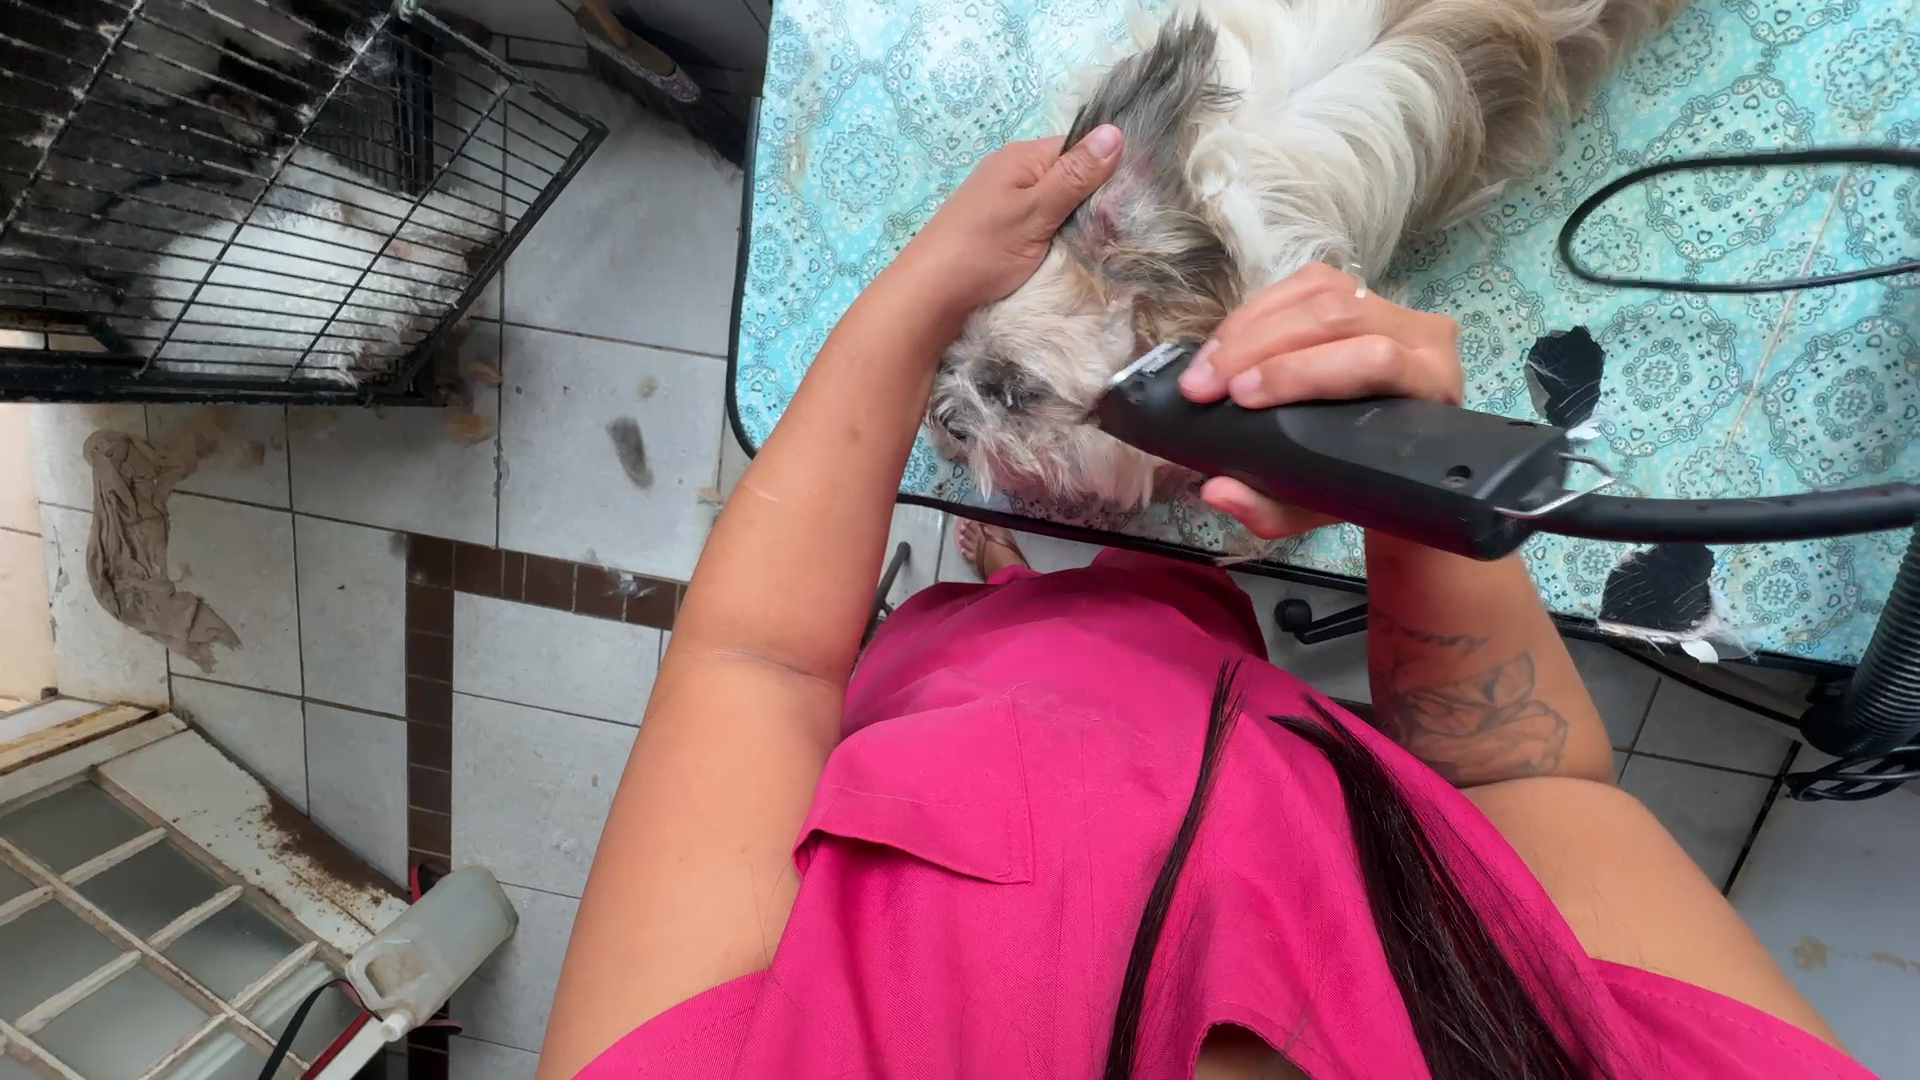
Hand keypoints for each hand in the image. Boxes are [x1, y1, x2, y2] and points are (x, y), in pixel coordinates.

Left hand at [889, 125, 1123, 317]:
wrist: (931, 293)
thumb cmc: (983, 249)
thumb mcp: (1035, 211)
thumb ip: (1074, 177)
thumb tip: (1116, 133)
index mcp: (1022, 158)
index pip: (1079, 148)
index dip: (1105, 170)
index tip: (1127, 200)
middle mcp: (1013, 173)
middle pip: (1068, 178)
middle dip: (1090, 202)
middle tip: (1113, 230)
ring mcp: (1004, 203)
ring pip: (1054, 205)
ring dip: (1072, 224)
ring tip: (1094, 245)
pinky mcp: (999, 231)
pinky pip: (1038, 226)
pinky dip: (1053, 239)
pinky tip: (1063, 255)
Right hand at [1177, 263, 1464, 538]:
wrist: (1388, 459)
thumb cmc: (1355, 481)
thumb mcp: (1311, 508)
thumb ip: (1265, 510)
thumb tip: (1216, 491)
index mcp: (1427, 389)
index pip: (1372, 360)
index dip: (1298, 373)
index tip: (1239, 398)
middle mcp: (1422, 338)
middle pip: (1337, 317)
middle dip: (1256, 348)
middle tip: (1201, 385)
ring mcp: (1392, 307)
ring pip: (1319, 292)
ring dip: (1247, 327)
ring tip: (1204, 365)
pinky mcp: (1357, 292)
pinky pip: (1305, 282)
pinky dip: (1255, 310)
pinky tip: (1223, 341)